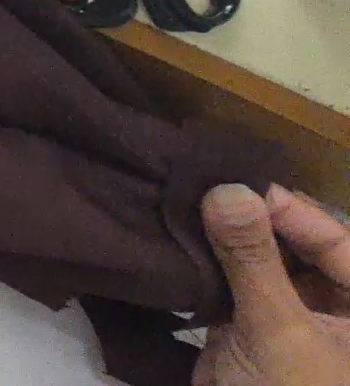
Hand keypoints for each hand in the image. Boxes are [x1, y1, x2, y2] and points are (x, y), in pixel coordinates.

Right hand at [196, 183, 349, 385]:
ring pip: (268, 256)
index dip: (290, 209)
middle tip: (198, 183)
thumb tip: (228, 187)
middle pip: (304, 245)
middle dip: (254, 215)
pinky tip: (178, 232)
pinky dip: (211, 254)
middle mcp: (346, 312)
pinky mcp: (258, 322)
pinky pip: (239, 274)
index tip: (228, 179)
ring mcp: (301, 317)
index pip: (342, 242)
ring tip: (181, 199)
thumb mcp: (277, 330)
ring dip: (227, 231)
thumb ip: (253, 259)